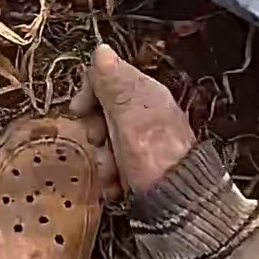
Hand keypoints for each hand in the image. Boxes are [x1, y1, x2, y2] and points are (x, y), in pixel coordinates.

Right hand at [70, 44, 195, 194]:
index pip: (109, 76)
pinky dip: (112, 177)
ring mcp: (144, 142)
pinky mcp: (141, 169)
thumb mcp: (127, 116)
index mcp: (146, 94)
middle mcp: (146, 114)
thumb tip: (102, 49)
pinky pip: (115, 165)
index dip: (90, 91)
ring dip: (103, 157)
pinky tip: (116, 186)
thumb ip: (113, 83)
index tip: (80, 109)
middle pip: (105, 109)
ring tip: (111, 171)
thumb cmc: (154, 158)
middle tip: (98, 139)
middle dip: (95, 128)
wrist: (178, 208)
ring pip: (107, 141)